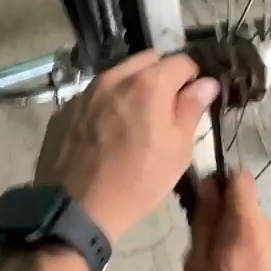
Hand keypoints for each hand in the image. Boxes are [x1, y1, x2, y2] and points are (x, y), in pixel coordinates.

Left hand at [34, 51, 221, 242]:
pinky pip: (93, 95)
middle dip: (162, 75)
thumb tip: (206, 83)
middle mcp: (114, 77)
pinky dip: (106, 104)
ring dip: (132, 87)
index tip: (192, 99)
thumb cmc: (138, 182)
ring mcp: (85, 92)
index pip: (182, 60)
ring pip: (117, 75)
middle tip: (165, 108)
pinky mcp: (64, 110)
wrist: (78, 209)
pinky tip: (105, 132)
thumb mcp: (177, 150)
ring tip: (134, 120)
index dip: (193, 77)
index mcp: (148, 83)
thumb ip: (191, 109)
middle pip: (147, 60)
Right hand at [183, 171, 270, 270]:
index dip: (221, 182)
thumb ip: (205, 221)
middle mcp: (270, 230)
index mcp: (246, 227)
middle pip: (246, 204)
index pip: (241, 179)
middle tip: (204, 244)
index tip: (204, 199)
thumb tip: (208, 186)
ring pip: (253, 224)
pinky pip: (262, 242)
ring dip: (236, 234)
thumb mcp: (197, 263)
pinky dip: (248, 249)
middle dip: (225, 214)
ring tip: (220, 266)